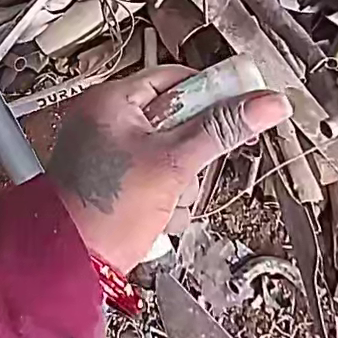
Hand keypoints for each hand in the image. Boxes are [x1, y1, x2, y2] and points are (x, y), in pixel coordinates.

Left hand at [47, 66, 290, 273]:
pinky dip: (165, 197)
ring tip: (164, 198)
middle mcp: (107, 122)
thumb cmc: (106, 208)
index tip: (240, 108)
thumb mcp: (173, 163)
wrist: (72, 259)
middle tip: (186, 169)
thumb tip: (265, 103)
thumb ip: (221, 129)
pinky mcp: (117, 181)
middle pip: (177, 119)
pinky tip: (156, 213)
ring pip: (172, 154)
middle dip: (191, 152)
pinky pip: (158, 178)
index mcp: (111, 101)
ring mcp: (110, 153)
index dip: (210, 93)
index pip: (174, 78)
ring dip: (180, 181)